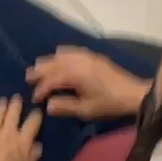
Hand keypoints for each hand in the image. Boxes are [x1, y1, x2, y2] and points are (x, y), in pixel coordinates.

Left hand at [0, 95, 42, 160]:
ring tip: (2, 100)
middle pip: (13, 115)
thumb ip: (33, 157)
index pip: (32, 124)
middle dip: (16, 105)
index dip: (36, 116)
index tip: (37, 110)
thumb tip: (37, 145)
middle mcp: (8, 134)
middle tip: (16, 97)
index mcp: (23, 141)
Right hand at [26, 47, 150, 119]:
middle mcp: (77, 61)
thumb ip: (65, 106)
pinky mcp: (93, 56)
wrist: (133, 93)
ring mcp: (86, 56)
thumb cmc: (109, 104)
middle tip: (28, 77)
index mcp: (74, 74)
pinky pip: (72, 50)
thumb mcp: (86, 110)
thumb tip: (48, 106)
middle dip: (39, 70)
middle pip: (52, 63)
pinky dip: (62, 54)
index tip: (35, 99)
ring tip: (40, 68)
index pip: (50, 80)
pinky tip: (60, 59)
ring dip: (49, 61)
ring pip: (61, 55)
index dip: (41, 90)